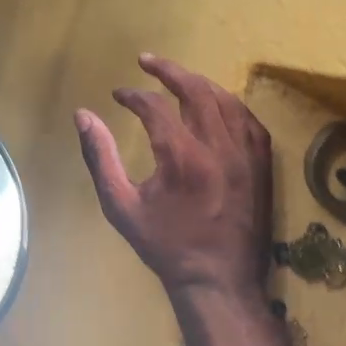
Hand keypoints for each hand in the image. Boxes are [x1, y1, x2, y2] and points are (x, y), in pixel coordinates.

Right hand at [76, 54, 273, 297]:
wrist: (219, 283)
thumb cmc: (165, 244)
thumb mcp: (119, 204)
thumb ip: (99, 157)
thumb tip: (82, 115)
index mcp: (182, 158)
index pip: (155, 106)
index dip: (133, 95)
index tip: (118, 96)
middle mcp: (218, 150)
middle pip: (197, 92)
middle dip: (169, 71)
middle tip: (146, 61)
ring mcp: (246, 159)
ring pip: (227, 102)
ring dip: (200, 83)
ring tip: (178, 76)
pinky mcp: (262, 170)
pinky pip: (251, 123)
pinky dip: (231, 105)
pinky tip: (216, 103)